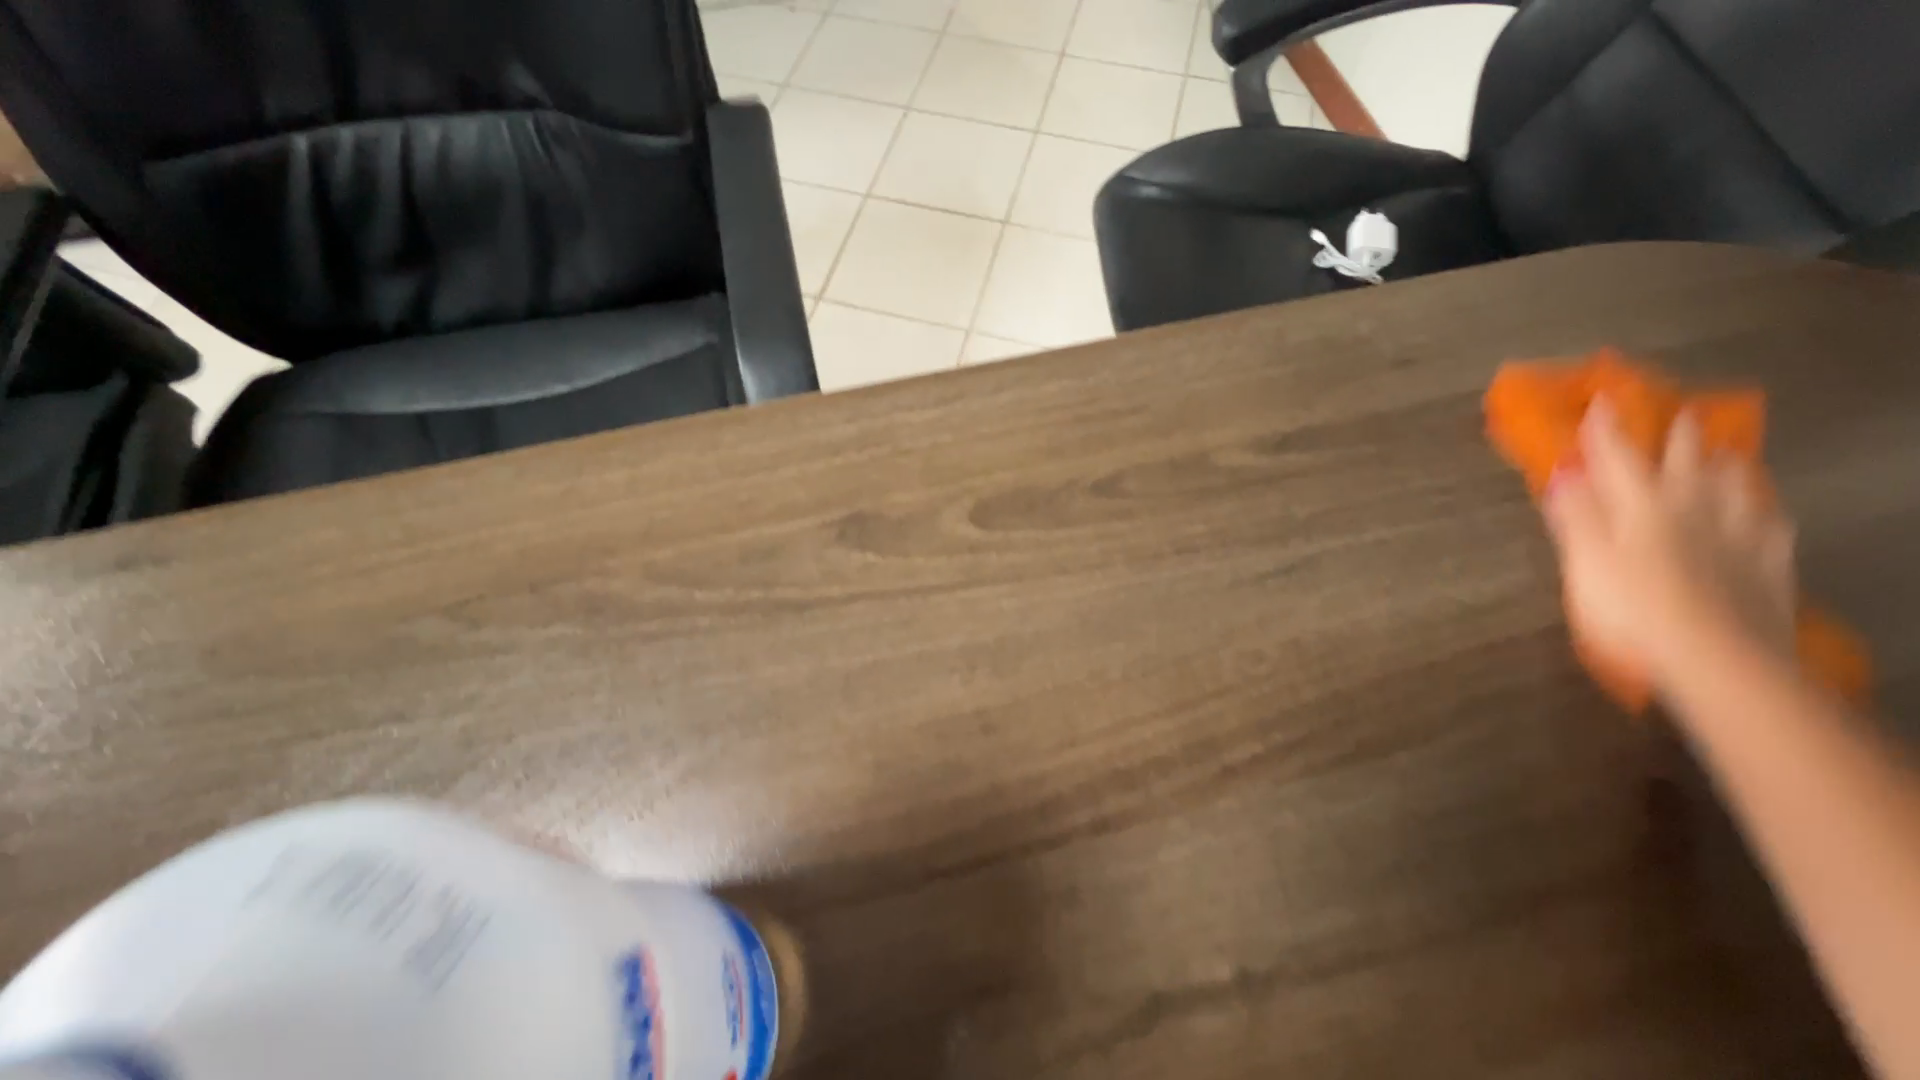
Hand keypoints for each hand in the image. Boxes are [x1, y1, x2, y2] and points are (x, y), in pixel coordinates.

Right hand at [1543, 398, 1796, 695]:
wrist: (1716, 655)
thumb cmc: (1633, 610)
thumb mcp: (1586, 564)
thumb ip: (1576, 518)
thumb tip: (1563, 476)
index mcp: (1641, 506)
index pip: (1618, 458)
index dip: (1606, 429)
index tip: (1600, 401)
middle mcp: (1692, 509)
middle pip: (1685, 464)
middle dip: (1678, 438)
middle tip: (1684, 413)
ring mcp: (1736, 535)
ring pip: (1735, 489)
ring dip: (1727, 468)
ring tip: (1728, 454)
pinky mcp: (1767, 565)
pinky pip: (1770, 529)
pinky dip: (1765, 514)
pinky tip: (1767, 512)